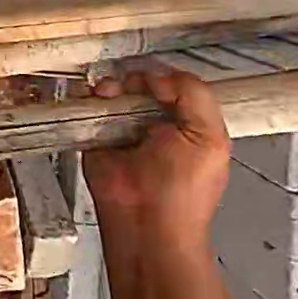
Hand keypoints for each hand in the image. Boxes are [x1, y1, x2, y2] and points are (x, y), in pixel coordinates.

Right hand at [82, 70, 230, 253]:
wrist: (145, 223)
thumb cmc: (183, 190)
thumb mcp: (210, 138)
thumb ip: (195, 96)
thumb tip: (158, 75)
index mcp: (187, 123)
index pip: (173, 83)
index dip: (162, 75)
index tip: (154, 78)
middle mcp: (153, 122)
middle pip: (139, 82)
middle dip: (132, 78)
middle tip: (128, 87)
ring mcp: (122, 128)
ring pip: (112, 90)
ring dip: (109, 86)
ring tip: (108, 96)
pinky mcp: (94, 136)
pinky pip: (87, 107)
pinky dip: (86, 98)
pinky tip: (93, 100)